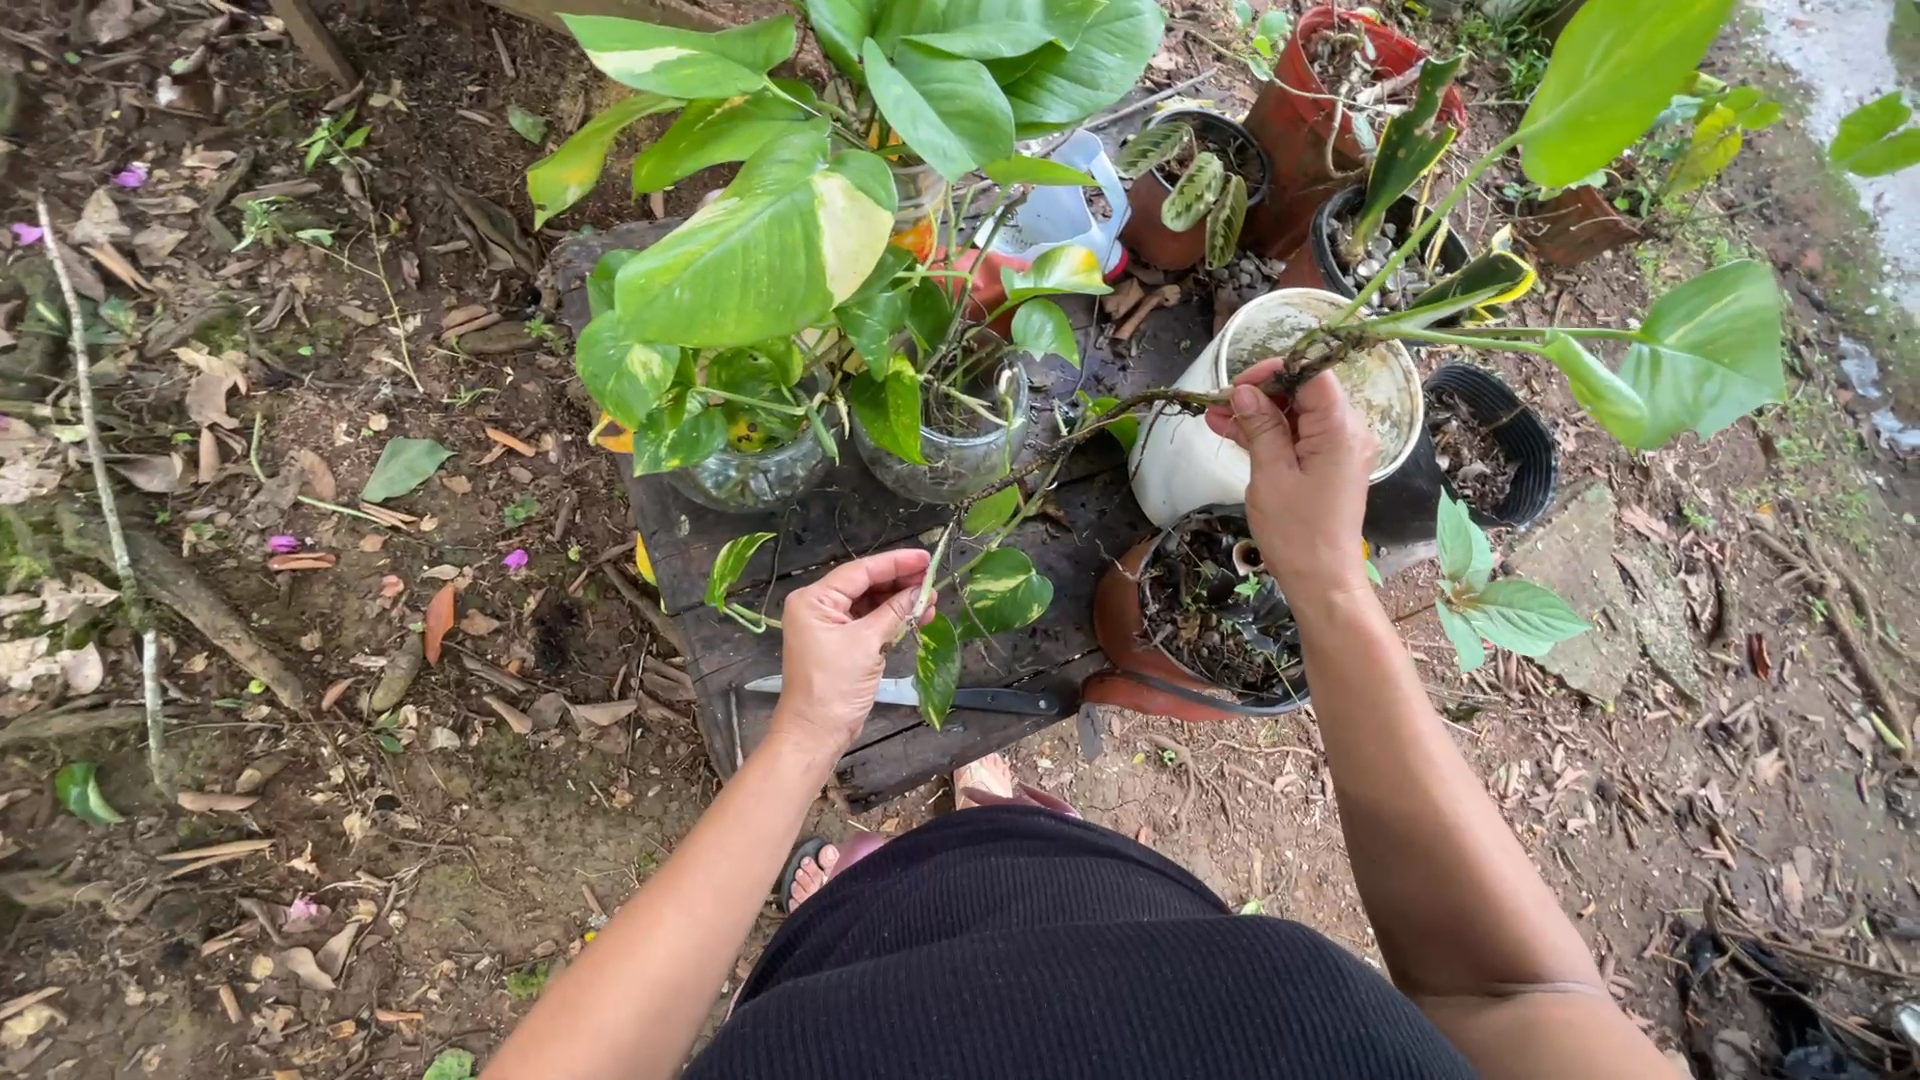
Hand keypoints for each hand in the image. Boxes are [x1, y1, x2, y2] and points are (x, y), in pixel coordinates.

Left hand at [767, 549, 935, 762]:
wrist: (816, 732)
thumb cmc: (834, 686)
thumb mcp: (868, 643)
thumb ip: (895, 612)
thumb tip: (921, 591)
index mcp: (814, 600)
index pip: (860, 571)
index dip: (895, 563)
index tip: (925, 558)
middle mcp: (818, 607)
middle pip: (864, 584)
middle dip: (899, 582)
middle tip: (931, 578)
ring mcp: (829, 626)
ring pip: (869, 603)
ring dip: (899, 602)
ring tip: (930, 600)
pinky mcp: (840, 644)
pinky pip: (869, 622)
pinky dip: (891, 620)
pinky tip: (917, 616)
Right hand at [1205, 362, 1377, 605]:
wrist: (1320, 578)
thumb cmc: (1296, 531)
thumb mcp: (1271, 475)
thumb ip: (1260, 428)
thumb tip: (1244, 393)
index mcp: (1340, 429)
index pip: (1312, 374)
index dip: (1275, 371)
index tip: (1238, 385)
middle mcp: (1347, 432)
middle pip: (1303, 393)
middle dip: (1260, 394)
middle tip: (1217, 402)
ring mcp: (1336, 449)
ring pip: (1295, 416)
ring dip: (1257, 415)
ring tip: (1213, 416)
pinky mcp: (1325, 465)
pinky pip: (1296, 438)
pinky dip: (1267, 434)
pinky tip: (1230, 431)